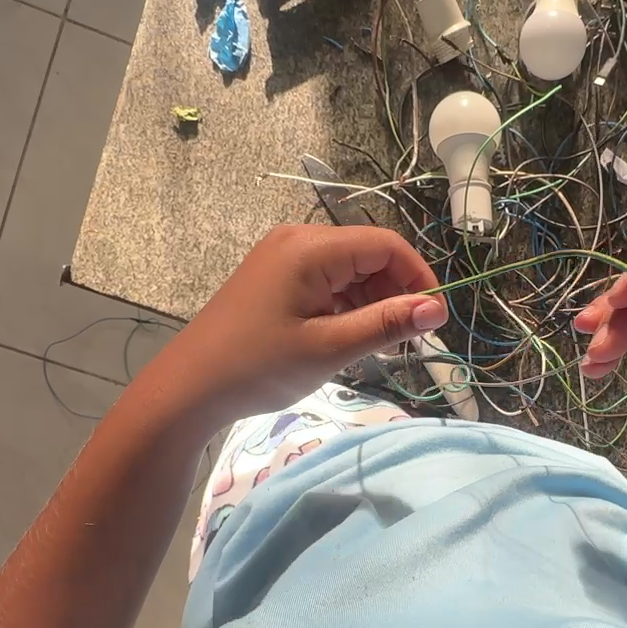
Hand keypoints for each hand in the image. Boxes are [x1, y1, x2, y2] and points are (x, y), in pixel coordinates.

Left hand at [149, 225, 447, 426]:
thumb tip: (437, 309)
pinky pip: (327, 281)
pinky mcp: (275, 277)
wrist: (189, 387)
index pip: (386, 244)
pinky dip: (347, 306)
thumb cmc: (260, 367)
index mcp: (311, 247)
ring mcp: (284, 257)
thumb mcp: (330, 348)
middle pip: (368, 254)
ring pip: (350, 270)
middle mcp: (298, 239)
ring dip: (373, 302)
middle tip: (406, 340)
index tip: (433, 320)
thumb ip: (386, 323)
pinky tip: (349, 338)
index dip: (418, 277)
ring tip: (378, 345)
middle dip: (396, 292)